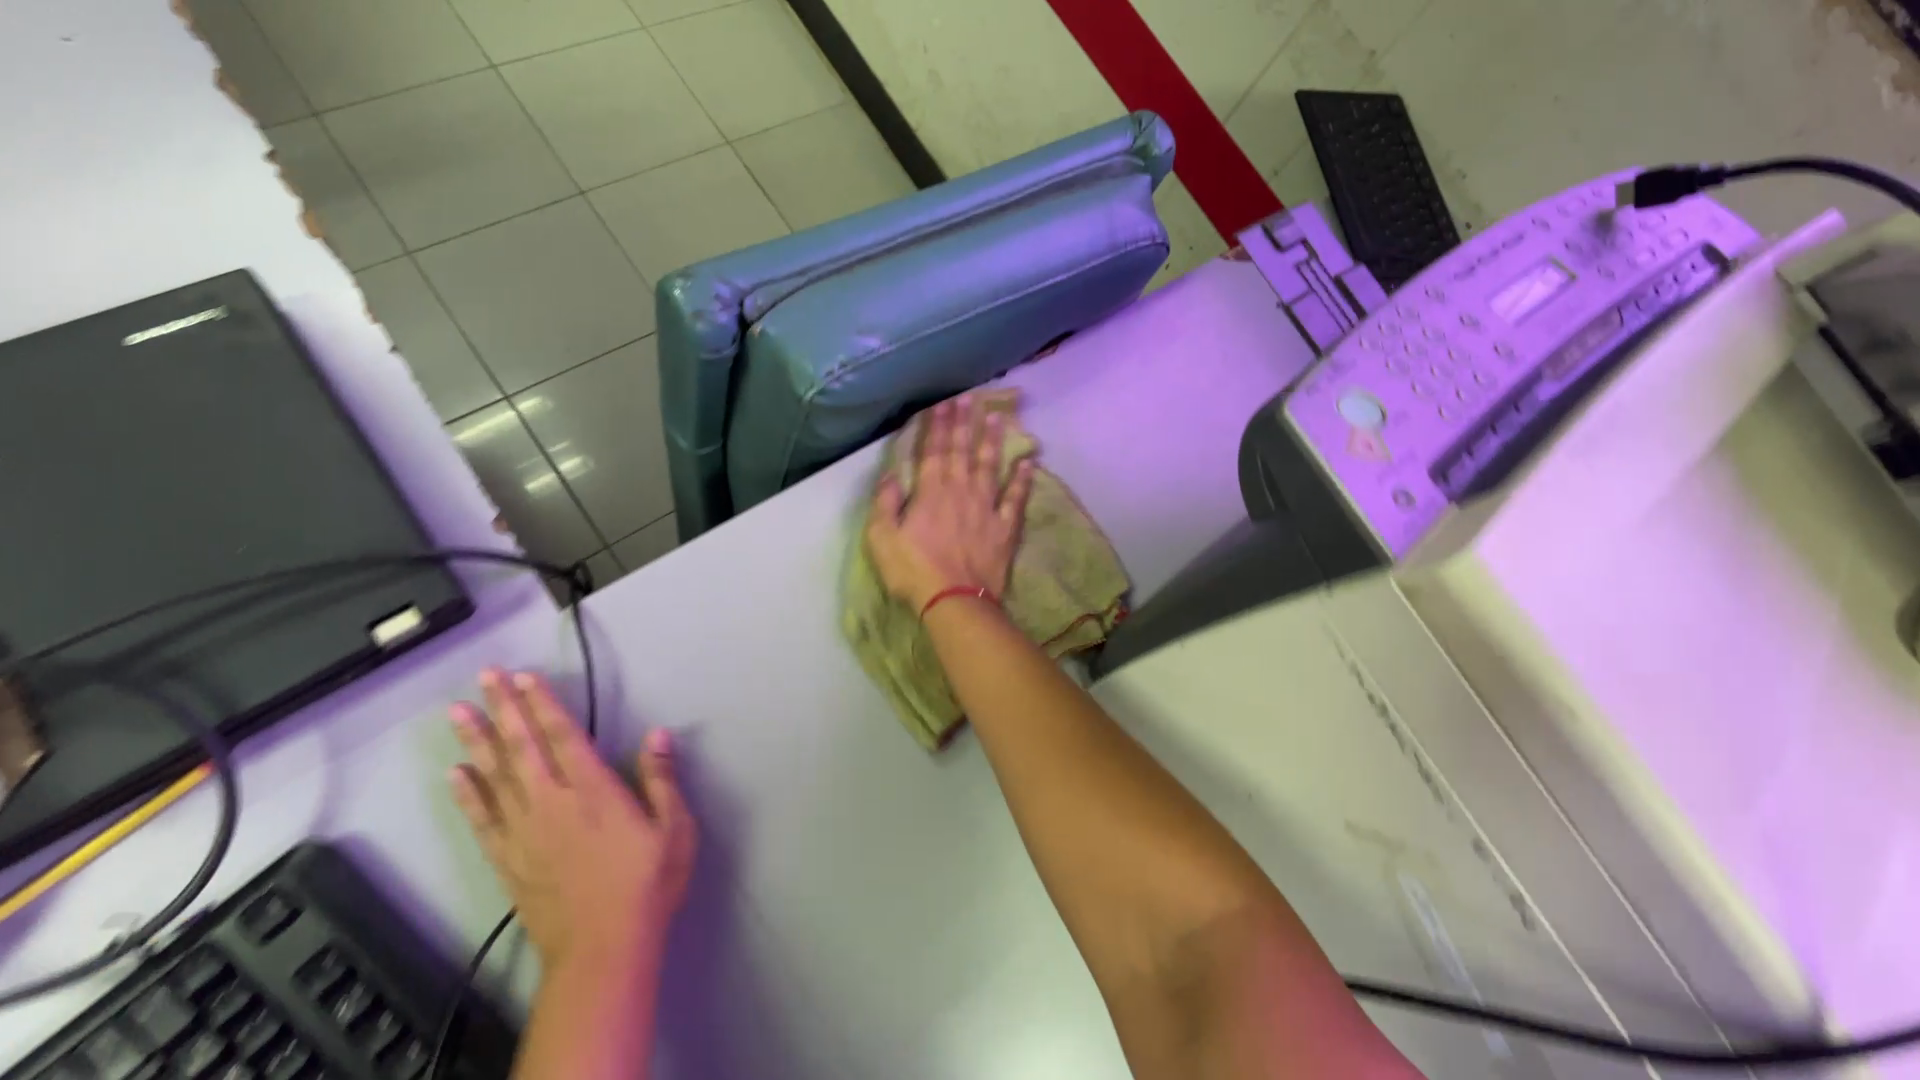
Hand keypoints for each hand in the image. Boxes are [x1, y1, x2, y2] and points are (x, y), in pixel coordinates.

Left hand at [449, 670, 696, 973]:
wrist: (603, 949)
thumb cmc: (647, 885)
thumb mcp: (674, 829)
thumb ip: (662, 779)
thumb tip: (658, 734)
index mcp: (594, 790)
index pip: (563, 736)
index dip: (543, 704)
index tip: (525, 678)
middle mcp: (552, 802)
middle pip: (522, 746)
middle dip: (504, 708)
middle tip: (485, 676)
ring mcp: (524, 831)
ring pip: (495, 776)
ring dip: (477, 741)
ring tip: (459, 712)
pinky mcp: (508, 860)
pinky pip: (482, 819)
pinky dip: (467, 794)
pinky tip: (456, 774)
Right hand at [866, 394, 1036, 611]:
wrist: (955, 600)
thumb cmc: (913, 571)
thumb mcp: (881, 538)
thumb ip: (885, 503)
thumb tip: (890, 475)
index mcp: (930, 493)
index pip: (933, 452)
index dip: (937, 426)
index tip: (942, 403)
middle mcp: (960, 492)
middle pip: (962, 451)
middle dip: (964, 423)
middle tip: (969, 398)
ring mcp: (986, 508)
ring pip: (990, 466)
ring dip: (993, 441)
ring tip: (997, 417)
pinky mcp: (1005, 528)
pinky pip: (1016, 498)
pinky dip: (1023, 480)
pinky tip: (1028, 463)